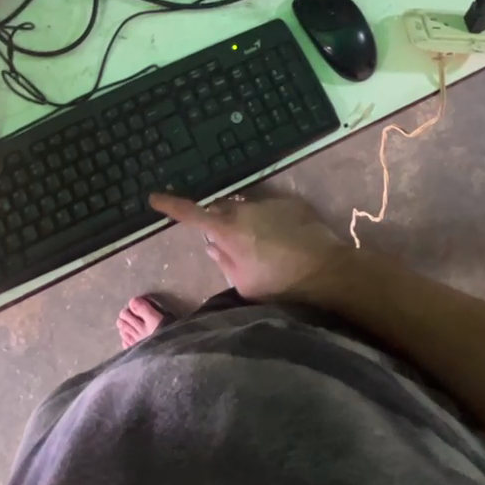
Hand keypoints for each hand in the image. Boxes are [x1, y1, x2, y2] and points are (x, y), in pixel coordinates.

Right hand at [150, 191, 350, 302]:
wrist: (330, 274)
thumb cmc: (281, 286)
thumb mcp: (244, 284)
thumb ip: (223, 261)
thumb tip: (211, 244)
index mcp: (227, 231)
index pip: (190, 213)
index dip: (171, 206)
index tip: (155, 199)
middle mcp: (244, 210)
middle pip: (220, 209)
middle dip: (217, 220)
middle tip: (226, 242)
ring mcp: (269, 203)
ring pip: (247, 208)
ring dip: (246, 222)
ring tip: (262, 246)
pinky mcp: (291, 203)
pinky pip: (271, 209)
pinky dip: (270, 222)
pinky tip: (284, 242)